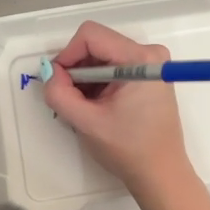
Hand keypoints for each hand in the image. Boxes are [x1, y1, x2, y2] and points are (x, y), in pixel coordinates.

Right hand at [42, 21, 197, 197]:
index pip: (90, 36)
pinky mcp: (148, 77)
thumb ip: (60, 94)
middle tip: (70, 100)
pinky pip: (113, 68)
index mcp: (140, 59)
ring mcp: (151, 65)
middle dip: (76, 70)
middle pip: (97, 45)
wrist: (160, 173)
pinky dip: (97, 85)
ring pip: (102, 57)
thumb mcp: (86, 122)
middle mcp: (149, 54)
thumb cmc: (129, 149)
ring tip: (85, 109)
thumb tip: (49, 74)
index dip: (67, 55)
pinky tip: (97, 108)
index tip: (59, 82)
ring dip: (85, 80)